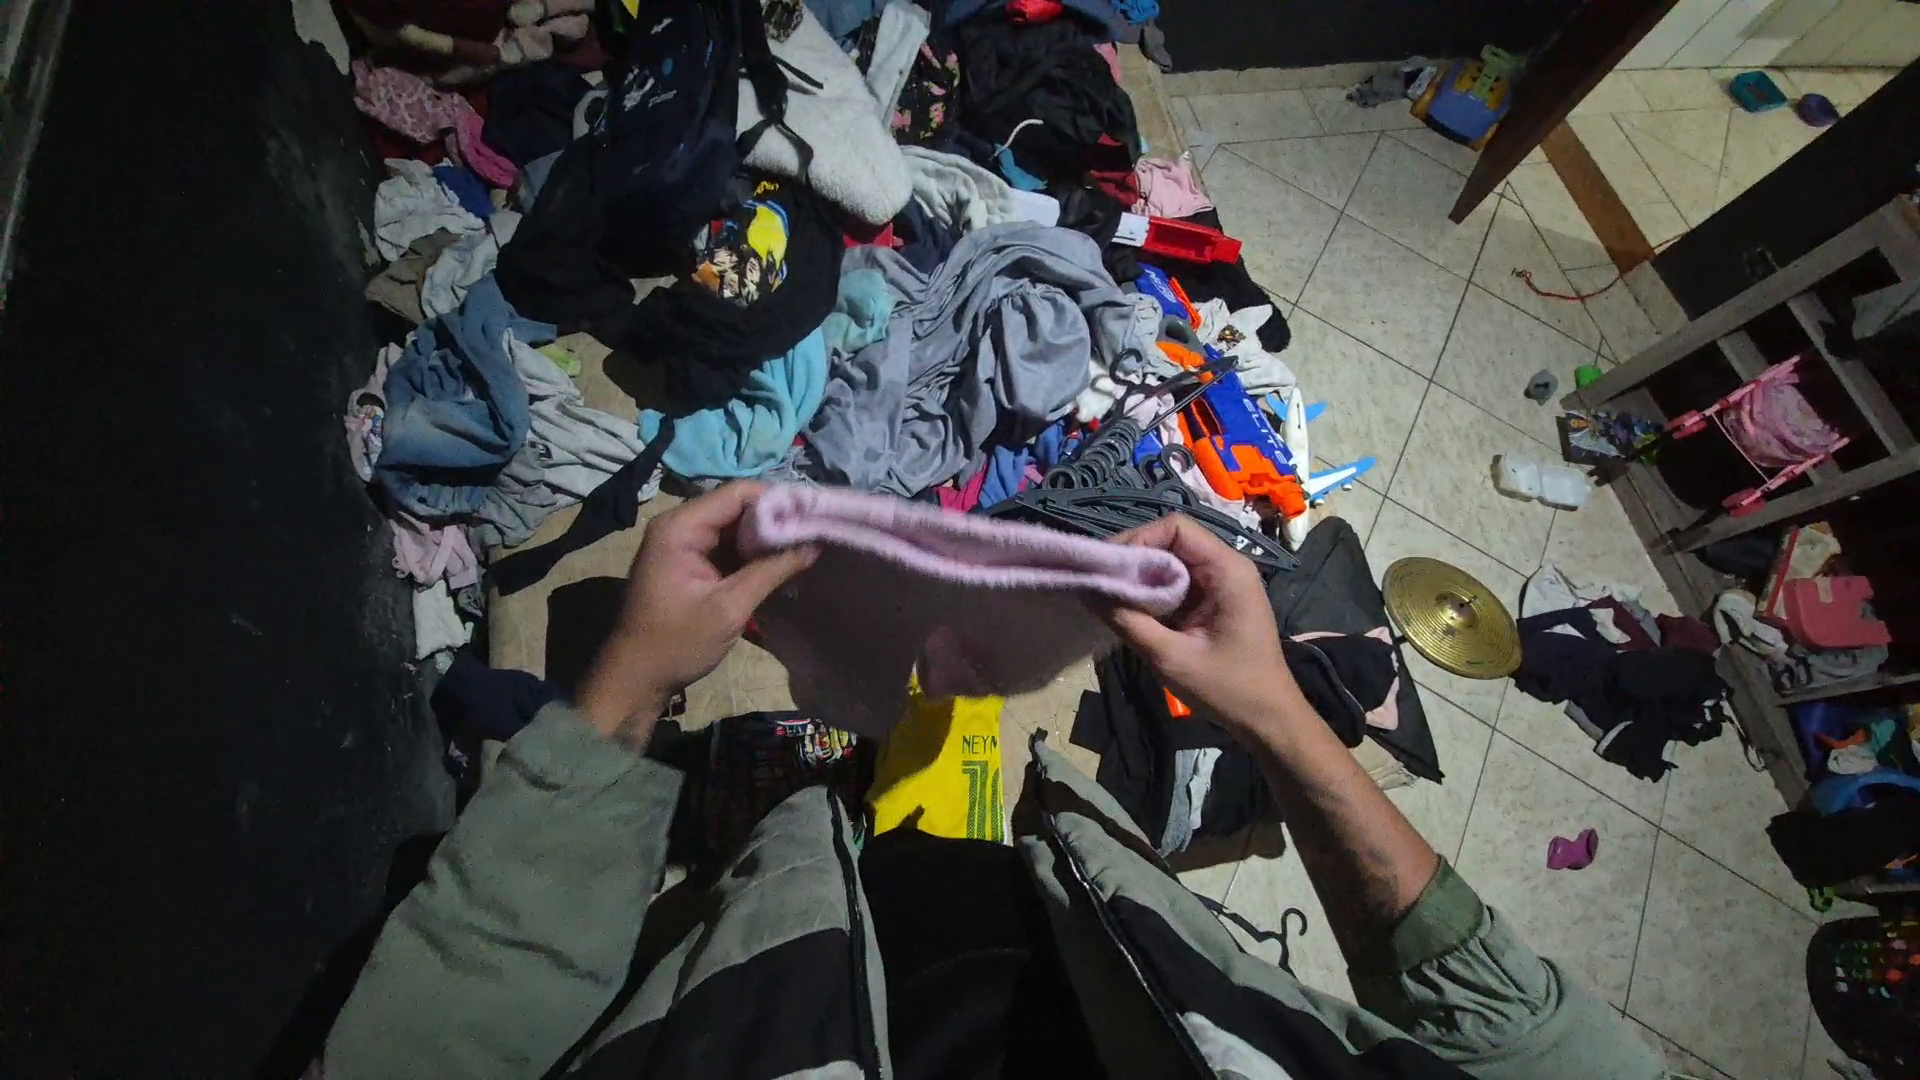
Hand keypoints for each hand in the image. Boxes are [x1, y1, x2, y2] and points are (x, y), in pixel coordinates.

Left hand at [575, 481, 817, 744]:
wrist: (636, 679)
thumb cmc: (676, 643)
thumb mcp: (730, 607)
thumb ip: (772, 570)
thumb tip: (816, 544)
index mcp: (680, 527)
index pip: (738, 494)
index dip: (778, 500)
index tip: (814, 515)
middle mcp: (681, 526)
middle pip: (739, 507)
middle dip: (777, 519)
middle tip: (817, 533)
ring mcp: (686, 544)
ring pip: (738, 527)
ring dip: (769, 538)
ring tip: (808, 545)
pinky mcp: (693, 562)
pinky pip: (730, 546)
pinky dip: (755, 553)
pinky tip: (784, 562)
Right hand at [1101, 515, 1298, 734]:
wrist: (1268, 720)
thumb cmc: (1227, 688)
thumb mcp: (1170, 656)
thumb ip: (1127, 620)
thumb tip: (1086, 590)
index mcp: (1226, 570)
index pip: (1176, 527)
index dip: (1138, 539)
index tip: (1109, 568)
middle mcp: (1225, 566)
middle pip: (1170, 540)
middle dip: (1133, 558)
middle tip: (1101, 583)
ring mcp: (1220, 582)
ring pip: (1170, 560)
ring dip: (1140, 576)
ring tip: (1111, 597)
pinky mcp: (1212, 600)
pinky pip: (1175, 581)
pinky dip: (1151, 591)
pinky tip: (1132, 610)